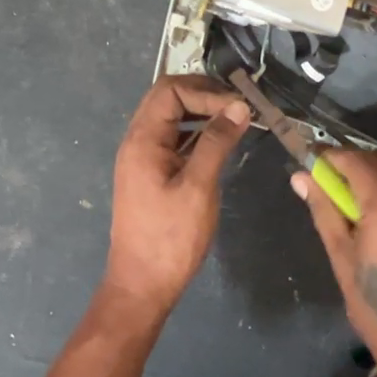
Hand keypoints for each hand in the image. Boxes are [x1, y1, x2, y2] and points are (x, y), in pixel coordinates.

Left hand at [103, 76, 251, 317]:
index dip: (206, 92)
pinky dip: (195, 133)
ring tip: (234, 121)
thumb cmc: (170, 238)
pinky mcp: (150, 174)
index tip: (238, 108)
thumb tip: (239, 106)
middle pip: (167, 98)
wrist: (142, 286)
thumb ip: (217, 142)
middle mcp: (137, 142)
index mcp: (142, 140)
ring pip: (169, 118)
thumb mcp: (198, 187)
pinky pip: (172, 139)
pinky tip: (219, 144)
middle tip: (238, 106)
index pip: (170, 90)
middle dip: (203, 95)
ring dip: (200, 113)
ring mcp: (142, 158)